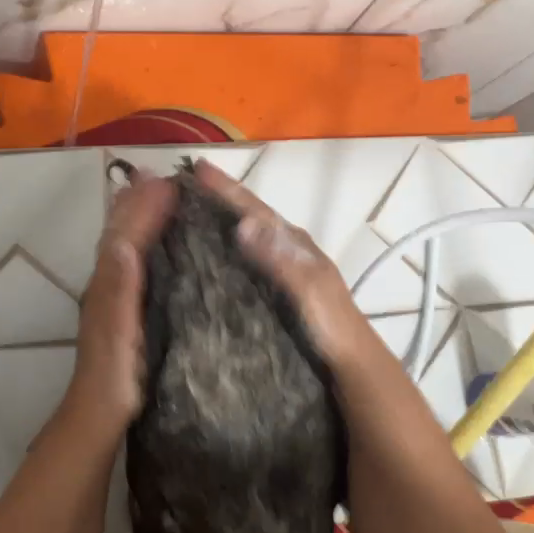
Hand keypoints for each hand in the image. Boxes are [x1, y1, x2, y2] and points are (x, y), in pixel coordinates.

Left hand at [62, 173, 174, 436]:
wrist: (96, 414)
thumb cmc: (114, 377)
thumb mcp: (119, 334)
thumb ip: (120, 290)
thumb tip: (123, 243)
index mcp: (110, 283)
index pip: (129, 234)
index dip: (148, 207)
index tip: (172, 183)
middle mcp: (107, 281)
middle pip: (122, 232)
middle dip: (139, 202)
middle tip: (162, 176)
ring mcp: (113, 294)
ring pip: (124, 243)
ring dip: (137, 215)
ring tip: (153, 193)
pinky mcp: (122, 307)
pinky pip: (131, 261)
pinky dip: (140, 239)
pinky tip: (153, 242)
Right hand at [192, 160, 377, 368]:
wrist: (353, 365)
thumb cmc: (333, 325)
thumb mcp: (309, 288)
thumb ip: (280, 258)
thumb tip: (242, 223)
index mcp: (295, 243)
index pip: (256, 208)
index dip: (227, 188)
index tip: (196, 167)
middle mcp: (287, 250)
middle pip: (247, 218)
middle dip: (217, 201)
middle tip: (180, 188)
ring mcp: (280, 272)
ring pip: (244, 240)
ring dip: (217, 226)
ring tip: (183, 217)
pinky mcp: (273, 294)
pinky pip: (241, 265)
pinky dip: (222, 255)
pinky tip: (202, 262)